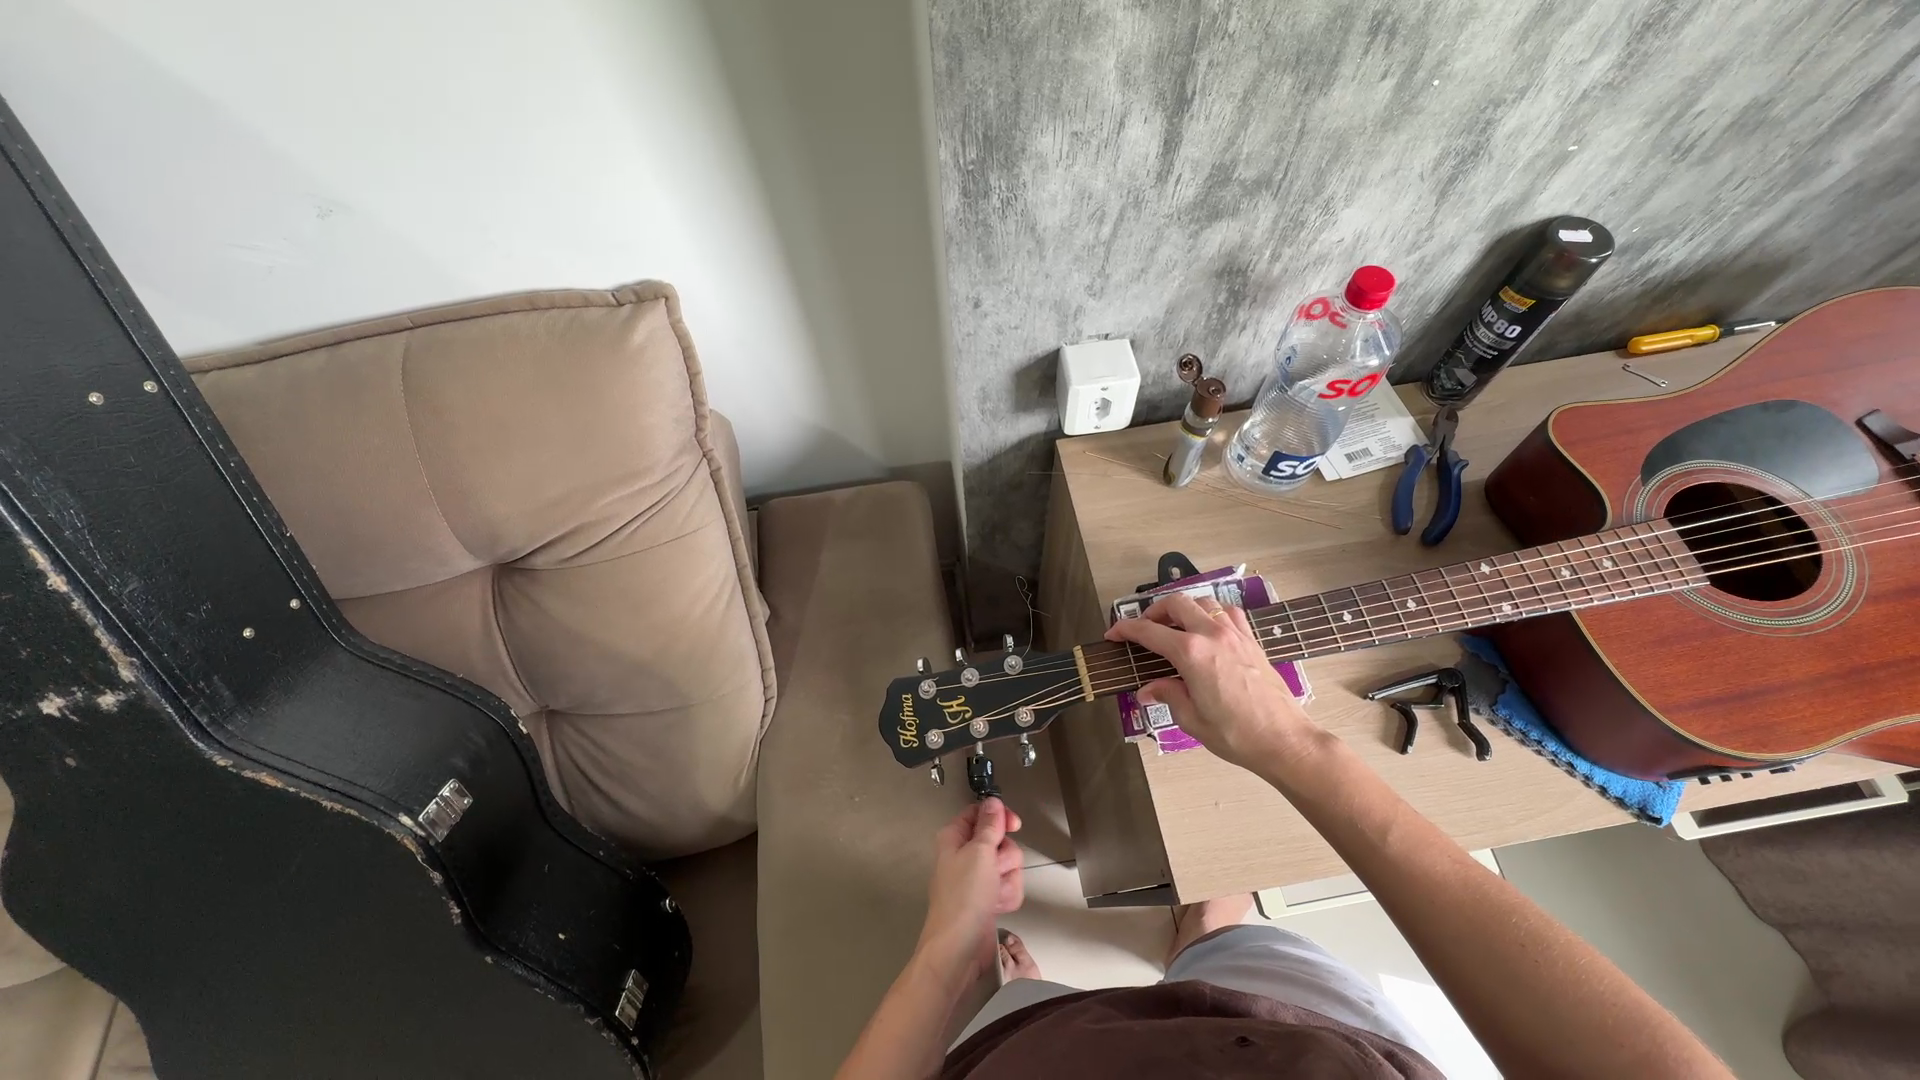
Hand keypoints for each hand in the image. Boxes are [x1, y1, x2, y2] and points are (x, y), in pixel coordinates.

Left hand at [915, 798, 1023, 981]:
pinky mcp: (989, 898)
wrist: (960, 946)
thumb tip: (993, 801)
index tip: (1014, 825)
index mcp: (955, 837)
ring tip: (994, 893)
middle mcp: (966, 855)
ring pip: (1009, 865)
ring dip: (1008, 879)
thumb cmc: (964, 896)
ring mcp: (978, 878)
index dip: (999, 817)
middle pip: (1000, 841)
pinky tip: (997, 906)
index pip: (981, 814)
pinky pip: (1009, 886)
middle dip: (1006, 857)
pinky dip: (1007, 896)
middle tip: (995, 869)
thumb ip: (990, 824)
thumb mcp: (979, 852)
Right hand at [1105, 592, 1325, 771]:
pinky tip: (1208, 629)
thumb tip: (1148, 689)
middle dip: (1154, 611)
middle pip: (1176, 604)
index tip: (1113, 634)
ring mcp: (1236, 634)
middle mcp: (1212, 634)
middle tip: (1143, 629)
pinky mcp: (1252, 641)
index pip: (1149, 631)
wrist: (1284, 740)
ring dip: (1184, 608)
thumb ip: (1168, 695)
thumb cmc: (1236, 734)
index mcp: (1191, 653)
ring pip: (1203, 602)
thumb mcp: (1191, 719)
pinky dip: (1212, 613)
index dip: (1126, 629)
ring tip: (1174, 626)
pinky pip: (1229, 613)